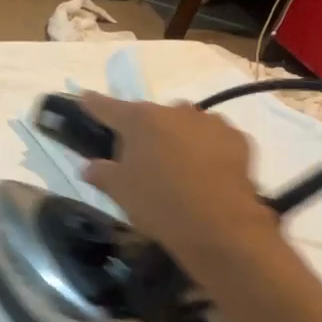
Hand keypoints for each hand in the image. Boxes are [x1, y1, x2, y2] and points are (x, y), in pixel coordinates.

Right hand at [74, 92, 275, 263]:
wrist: (218, 224)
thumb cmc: (157, 202)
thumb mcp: (118, 191)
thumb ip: (100, 173)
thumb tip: (89, 166)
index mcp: (141, 120)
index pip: (108, 107)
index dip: (93, 104)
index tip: (83, 98)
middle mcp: (176, 111)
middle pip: (151, 116)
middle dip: (142, 131)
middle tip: (136, 157)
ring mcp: (211, 122)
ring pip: (184, 125)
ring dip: (175, 139)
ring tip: (173, 167)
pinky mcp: (238, 139)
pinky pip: (211, 139)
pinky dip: (203, 150)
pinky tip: (202, 173)